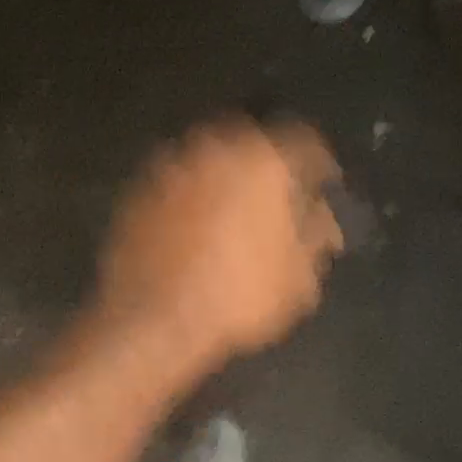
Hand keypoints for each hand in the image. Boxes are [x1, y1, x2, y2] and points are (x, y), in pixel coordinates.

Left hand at [98, 119, 343, 363]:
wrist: (153, 321)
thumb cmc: (239, 297)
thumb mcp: (300, 277)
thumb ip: (317, 236)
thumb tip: (322, 219)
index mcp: (265, 156)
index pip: (307, 141)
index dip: (320, 168)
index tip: (323, 190)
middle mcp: (216, 143)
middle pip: (255, 140)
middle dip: (270, 168)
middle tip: (279, 201)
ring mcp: (171, 162)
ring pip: (213, 158)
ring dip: (228, 180)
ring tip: (237, 217)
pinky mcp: (138, 187)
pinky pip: (180, 181)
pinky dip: (194, 197)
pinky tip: (199, 230)